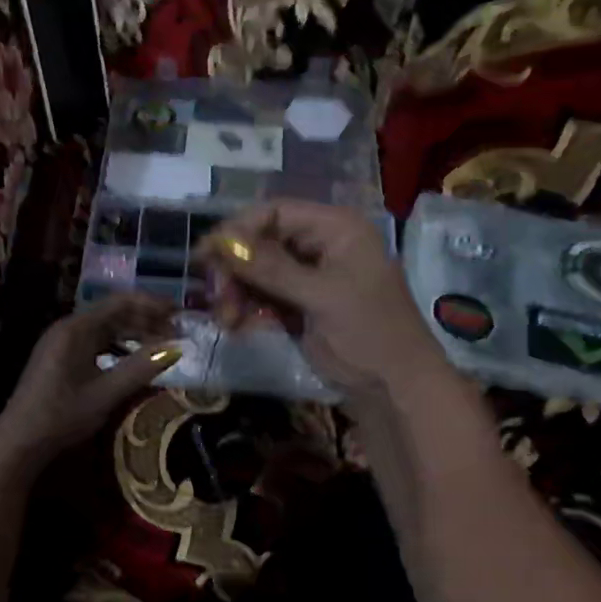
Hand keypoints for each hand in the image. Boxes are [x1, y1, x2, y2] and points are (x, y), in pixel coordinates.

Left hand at [0, 292, 180, 467]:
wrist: (20, 439)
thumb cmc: (62, 415)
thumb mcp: (106, 393)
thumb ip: (141, 368)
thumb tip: (177, 348)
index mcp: (75, 328)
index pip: (120, 302)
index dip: (153, 304)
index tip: (181, 313)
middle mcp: (67, 328)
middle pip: (113, 313)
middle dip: (146, 320)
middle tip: (178, 332)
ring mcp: (60, 343)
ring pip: (104, 329)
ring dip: (133, 334)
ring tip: (161, 346)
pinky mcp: (59, 358)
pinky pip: (94, 343)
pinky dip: (117, 347)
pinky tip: (133, 360)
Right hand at [196, 200, 448, 398]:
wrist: (394, 388)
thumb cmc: (369, 333)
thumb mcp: (320, 297)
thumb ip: (270, 268)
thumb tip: (220, 243)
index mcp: (336, 230)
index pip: (274, 213)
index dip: (237, 232)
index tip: (205, 258)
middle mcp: (319, 245)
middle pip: (258, 243)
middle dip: (234, 270)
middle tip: (217, 300)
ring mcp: (307, 277)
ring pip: (253, 273)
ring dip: (234, 295)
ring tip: (228, 322)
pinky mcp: (297, 304)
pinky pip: (259, 297)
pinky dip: (244, 310)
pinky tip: (237, 327)